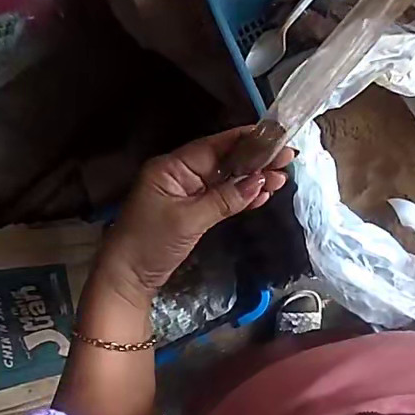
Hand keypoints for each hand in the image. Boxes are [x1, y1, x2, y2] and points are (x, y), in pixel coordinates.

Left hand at [94, 127, 294, 299]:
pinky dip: (240, 197)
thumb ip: (225, 199)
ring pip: (224, 180)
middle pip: (222, 161)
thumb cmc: (150, 243)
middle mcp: (179, 175)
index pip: (213, 146)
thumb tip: (259, 181)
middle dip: (254, 160)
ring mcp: (185, 194)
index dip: (245, 140)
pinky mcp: (190, 212)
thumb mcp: (189, 220)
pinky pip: (220, 198)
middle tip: (288, 158)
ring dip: (251, 179)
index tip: (275, 136)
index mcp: (171, 167)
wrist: (126, 278)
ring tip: (281, 177)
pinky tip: (262, 195)